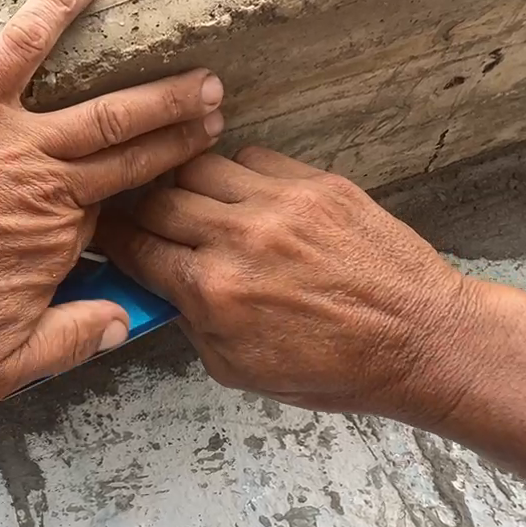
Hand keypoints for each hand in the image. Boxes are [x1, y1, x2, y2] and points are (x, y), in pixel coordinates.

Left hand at [0, 0, 225, 401]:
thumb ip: (67, 345)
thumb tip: (121, 324)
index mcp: (56, 241)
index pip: (115, 212)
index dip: (146, 196)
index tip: (177, 180)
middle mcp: (48, 186)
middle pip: (129, 154)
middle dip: (180, 135)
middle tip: (214, 114)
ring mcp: (11, 137)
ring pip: (103, 107)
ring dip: (156, 91)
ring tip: (198, 76)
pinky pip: (21, 45)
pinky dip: (56, 8)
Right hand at [96, 147, 479, 421]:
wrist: (422, 341)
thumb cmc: (332, 367)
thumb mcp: (236, 369)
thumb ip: (188, 322)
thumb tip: (158, 284)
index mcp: (213, 291)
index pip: (135, 248)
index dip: (111, 241)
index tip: (103, 235)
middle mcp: (239, 238)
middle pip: (155, 201)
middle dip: (138, 210)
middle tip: (138, 217)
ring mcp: (279, 203)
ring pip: (196, 168)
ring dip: (182, 185)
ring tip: (188, 201)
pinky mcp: (316, 183)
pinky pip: (250, 158)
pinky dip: (233, 174)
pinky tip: (239, 196)